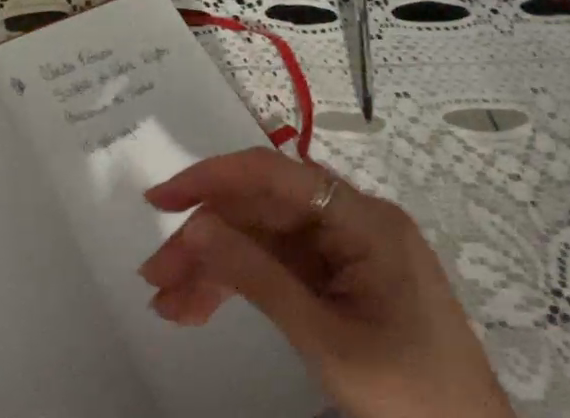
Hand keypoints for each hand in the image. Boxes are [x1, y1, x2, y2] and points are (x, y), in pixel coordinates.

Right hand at [139, 148, 514, 417]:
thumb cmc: (413, 393)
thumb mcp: (327, 338)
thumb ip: (257, 276)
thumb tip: (192, 225)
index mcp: (363, 221)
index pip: (271, 175)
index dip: (208, 179)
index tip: (157, 201)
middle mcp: (349, 223)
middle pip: (254, 212)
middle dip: (201, 242)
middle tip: (156, 276)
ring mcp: (341, 252)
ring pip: (253, 240)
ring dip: (208, 268)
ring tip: (167, 303)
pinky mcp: (332, 280)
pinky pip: (267, 267)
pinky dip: (230, 285)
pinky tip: (195, 307)